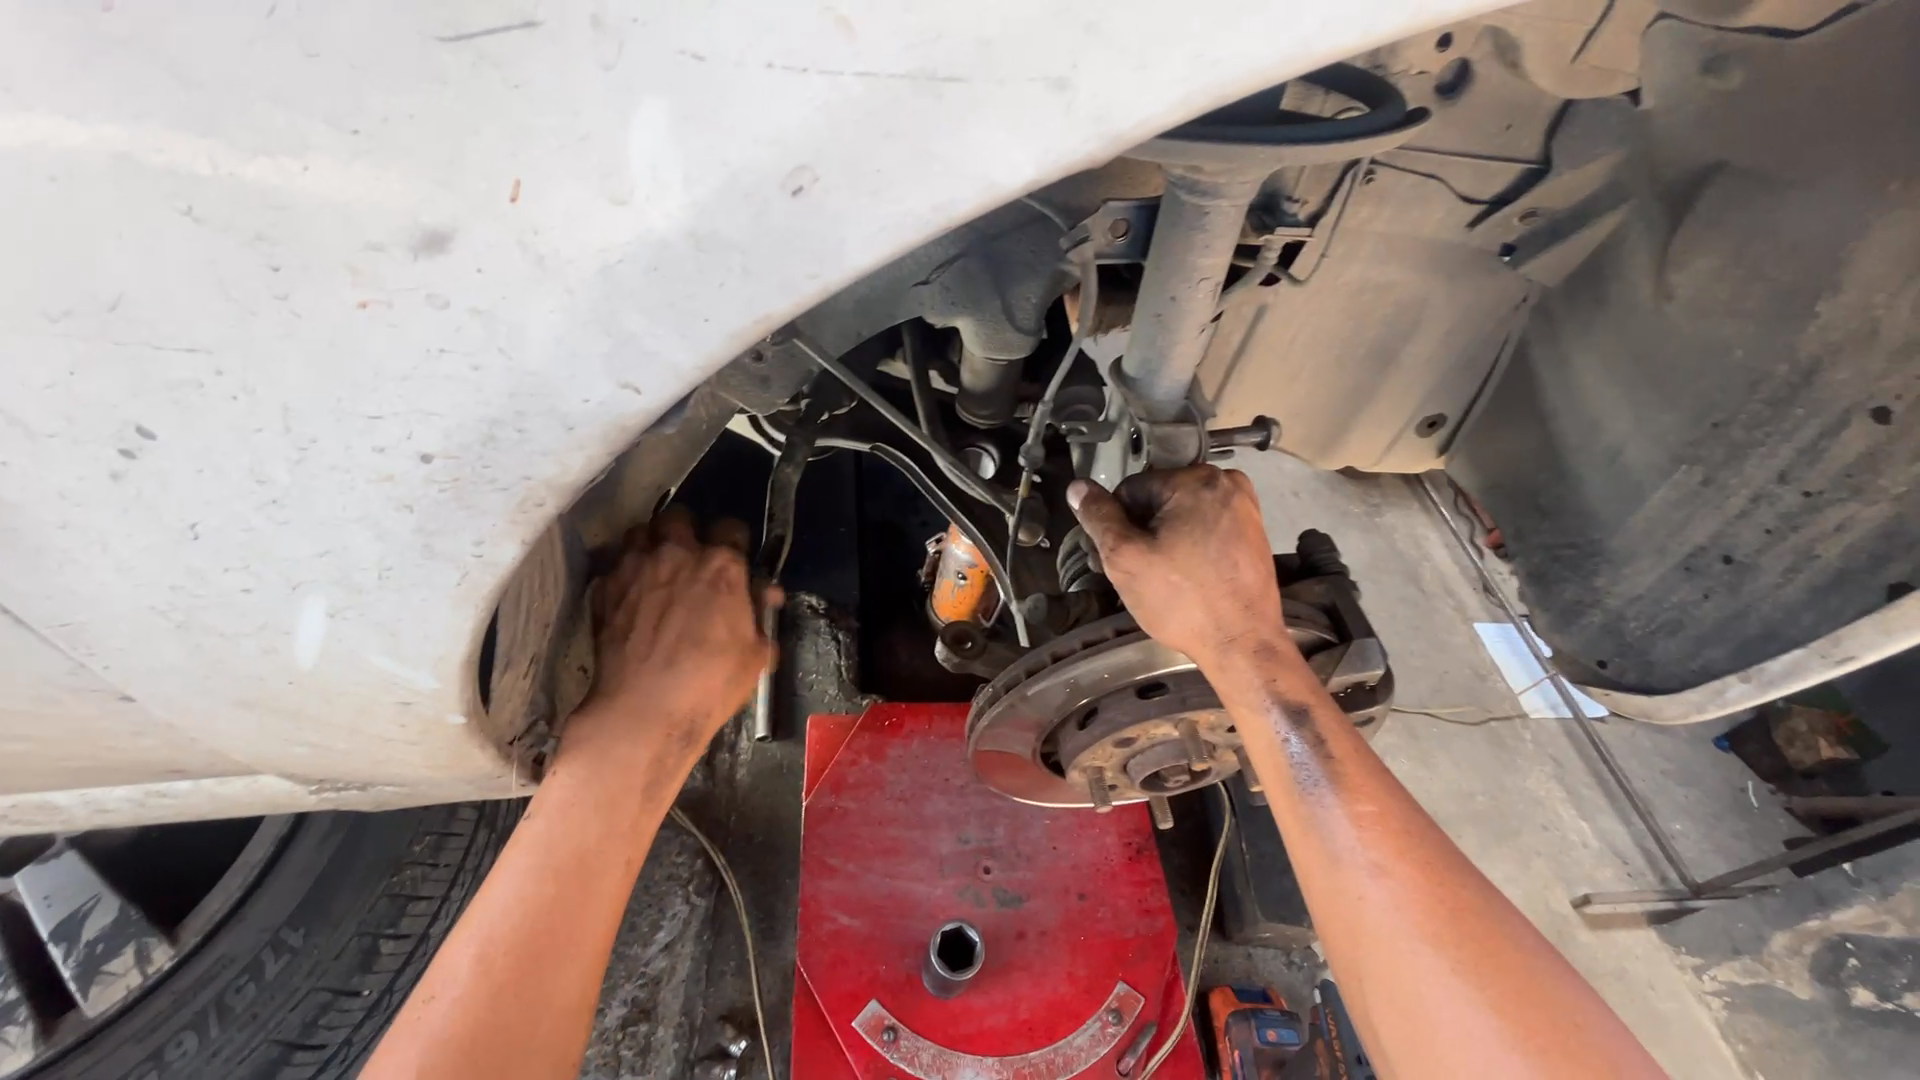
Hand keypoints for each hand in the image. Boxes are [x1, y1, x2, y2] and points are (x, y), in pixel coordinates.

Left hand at [564, 506, 780, 765]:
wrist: (645, 710)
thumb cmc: (711, 683)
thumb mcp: (755, 653)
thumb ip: (760, 615)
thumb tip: (766, 594)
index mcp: (722, 566)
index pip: (731, 527)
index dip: (734, 541)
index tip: (734, 556)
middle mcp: (677, 554)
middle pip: (679, 516)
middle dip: (686, 529)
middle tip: (690, 553)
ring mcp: (635, 568)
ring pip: (640, 531)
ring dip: (650, 542)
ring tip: (656, 563)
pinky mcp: (605, 588)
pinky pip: (614, 564)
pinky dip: (623, 571)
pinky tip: (630, 591)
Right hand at [1067, 466, 1288, 672]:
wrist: (1242, 644)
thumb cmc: (1182, 601)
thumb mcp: (1125, 557)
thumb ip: (1098, 517)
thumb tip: (1078, 487)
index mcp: (1196, 480)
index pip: (1130, 490)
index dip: (1114, 525)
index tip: (1111, 558)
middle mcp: (1226, 484)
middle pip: (1158, 500)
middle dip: (1139, 532)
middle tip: (1130, 572)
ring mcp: (1244, 508)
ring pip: (1181, 515)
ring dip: (1161, 540)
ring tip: (1155, 579)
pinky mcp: (1253, 533)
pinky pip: (1205, 529)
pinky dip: (1188, 547)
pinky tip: (1181, 577)